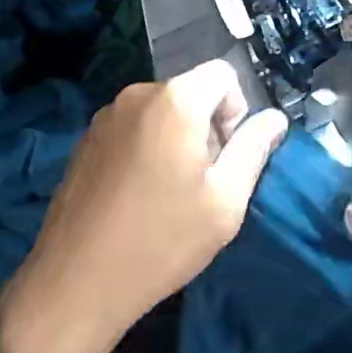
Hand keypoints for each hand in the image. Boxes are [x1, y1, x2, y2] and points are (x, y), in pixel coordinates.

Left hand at [0, 59, 288, 352]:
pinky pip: (133, 125)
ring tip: (167, 192)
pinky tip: (137, 194)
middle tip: (200, 182)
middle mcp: (138, 93)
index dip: (236, 109)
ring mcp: (107, 113)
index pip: (223, 73)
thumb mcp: (225, 201)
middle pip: (191, 92)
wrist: (76, 279)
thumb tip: (274, 118)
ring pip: (161, 110)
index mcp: (175, 100)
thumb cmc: (161, 239)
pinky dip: (146, 146)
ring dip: (175, 137)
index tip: (226, 155)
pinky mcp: (87, 136)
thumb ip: (253, 149)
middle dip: (206, 126)